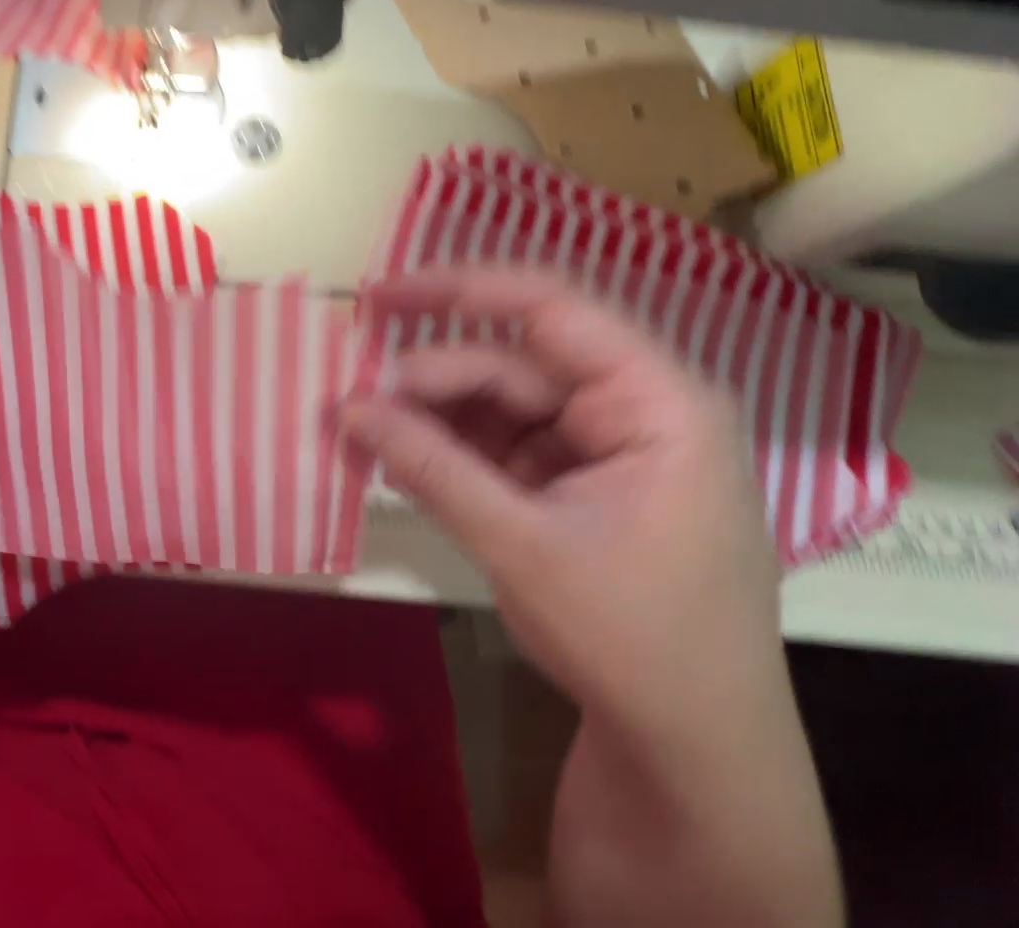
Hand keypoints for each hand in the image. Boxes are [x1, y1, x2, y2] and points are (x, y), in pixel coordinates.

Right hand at [340, 269, 783, 720]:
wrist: (686, 739)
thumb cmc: (629, 634)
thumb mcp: (520, 542)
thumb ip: (432, 466)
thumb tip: (346, 407)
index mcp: (656, 402)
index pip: (553, 311)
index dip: (459, 291)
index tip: (377, 296)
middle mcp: (633, 412)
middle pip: (514, 367)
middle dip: (430, 382)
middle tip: (350, 404)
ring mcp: (603, 452)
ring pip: (501, 411)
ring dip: (431, 422)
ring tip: (360, 435)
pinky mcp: (576, 489)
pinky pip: (502, 453)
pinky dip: (450, 457)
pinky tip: (397, 463)